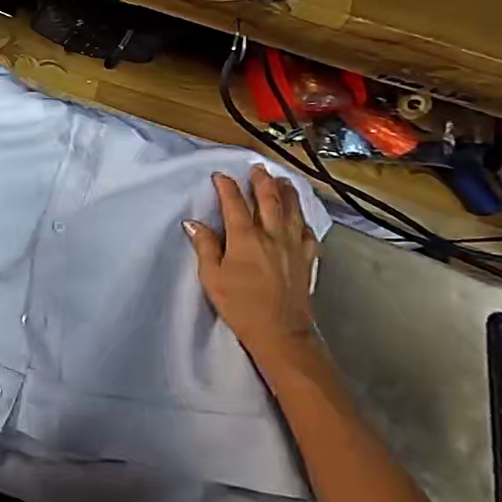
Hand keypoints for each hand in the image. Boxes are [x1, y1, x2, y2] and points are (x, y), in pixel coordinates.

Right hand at [185, 167, 321, 363]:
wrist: (281, 333)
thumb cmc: (242, 307)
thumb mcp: (213, 279)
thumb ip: (205, 247)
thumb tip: (194, 223)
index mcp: (245, 237)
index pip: (234, 203)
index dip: (227, 186)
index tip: (220, 176)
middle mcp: (272, 233)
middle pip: (268, 197)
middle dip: (261, 180)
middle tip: (256, 169)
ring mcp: (293, 244)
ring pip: (292, 208)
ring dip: (285, 190)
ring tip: (281, 180)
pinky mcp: (307, 257)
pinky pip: (307, 230)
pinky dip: (303, 219)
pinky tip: (300, 217)